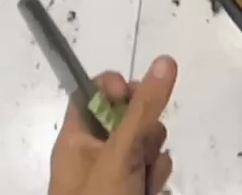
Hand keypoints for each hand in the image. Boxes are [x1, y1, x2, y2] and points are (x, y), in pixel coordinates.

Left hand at [49, 56, 177, 194]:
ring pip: (144, 142)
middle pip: (128, 114)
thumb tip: (166, 60)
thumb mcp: (120, 155)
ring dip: (153, 156)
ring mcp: (112, 175)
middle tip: (141, 147)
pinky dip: (155, 177)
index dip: (117, 86)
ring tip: (145, 180)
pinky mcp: (131, 192)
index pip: (94, 92)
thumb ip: (143, 109)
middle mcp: (92, 153)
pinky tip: (151, 191)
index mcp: (76, 139)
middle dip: (146, 128)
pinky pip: (151, 168)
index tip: (137, 95)